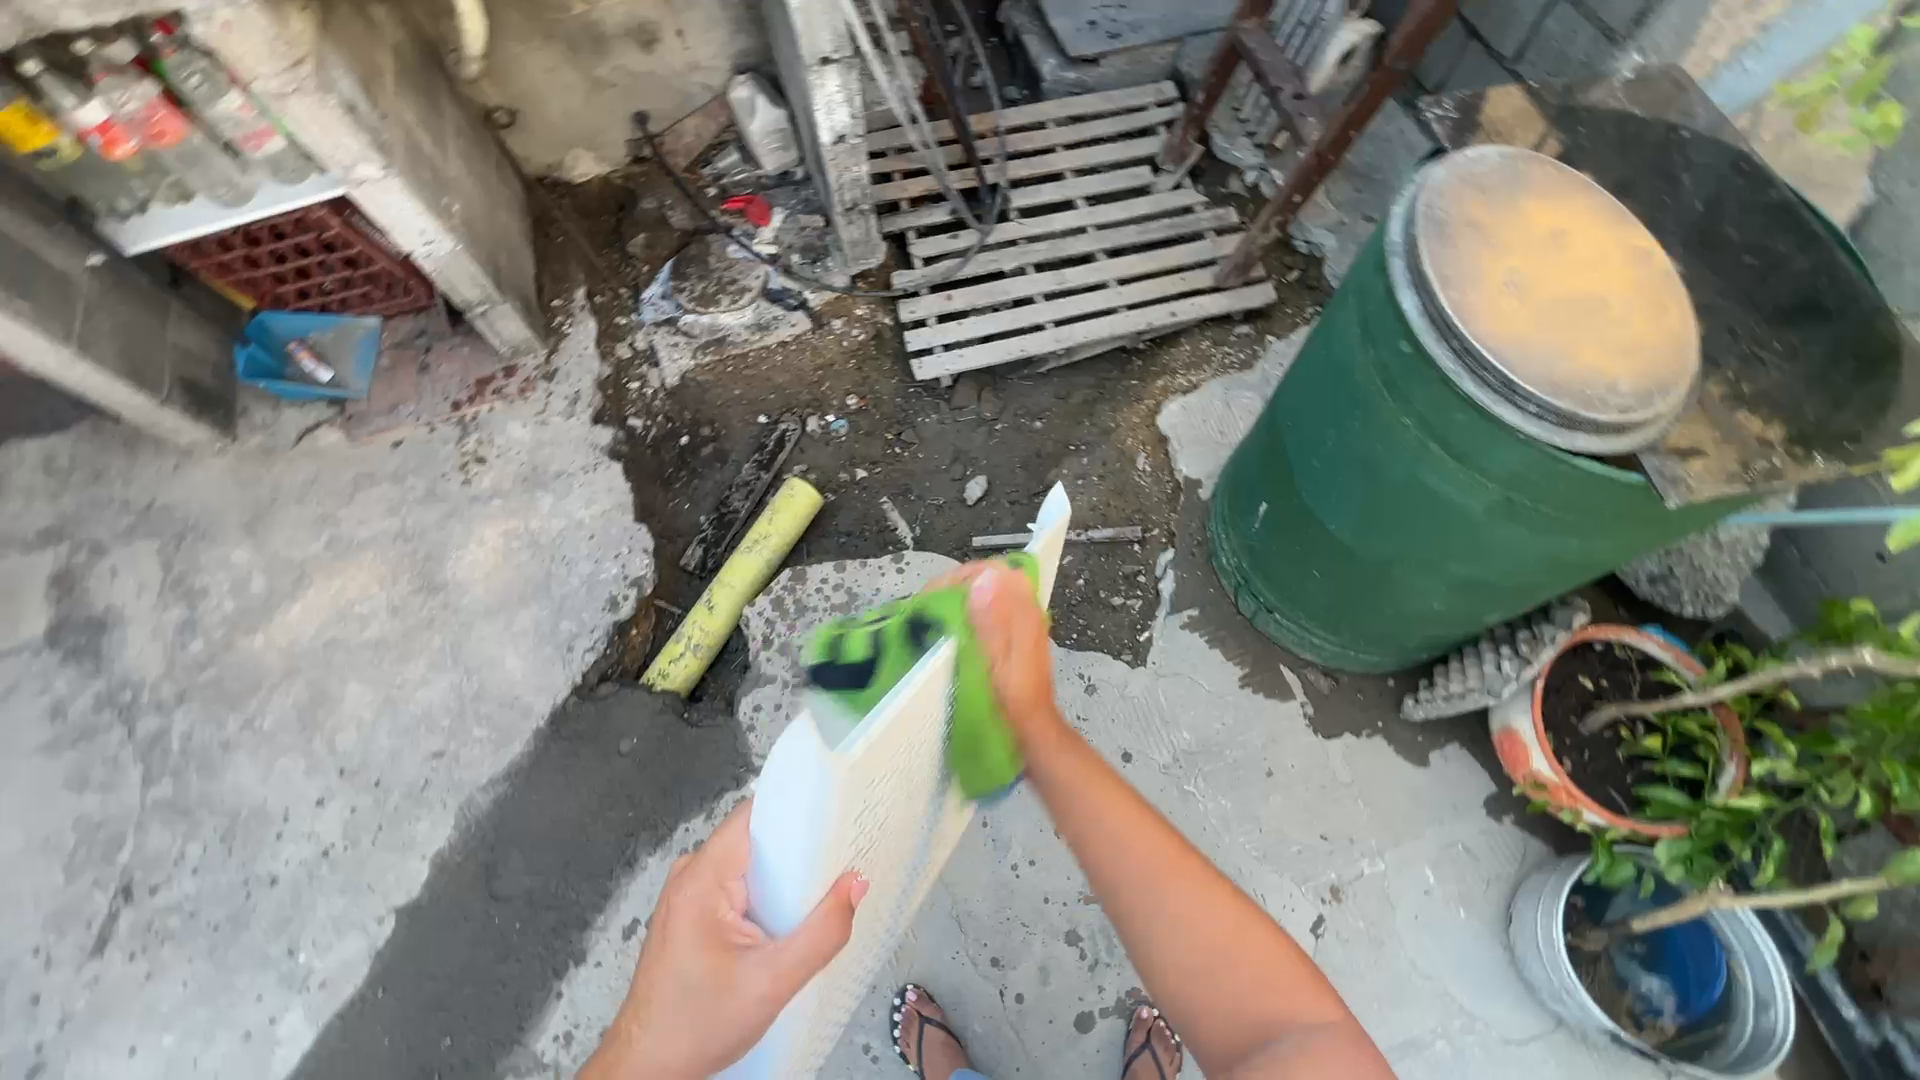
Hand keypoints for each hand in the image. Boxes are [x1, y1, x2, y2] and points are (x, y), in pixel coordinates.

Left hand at [582, 799, 867, 1079]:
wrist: (647, 1071)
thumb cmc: (696, 1026)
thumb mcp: (772, 982)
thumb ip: (823, 932)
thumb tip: (856, 883)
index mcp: (703, 876)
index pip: (755, 815)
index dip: (798, 811)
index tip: (837, 816)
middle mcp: (692, 874)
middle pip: (756, 838)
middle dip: (799, 850)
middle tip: (840, 863)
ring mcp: (689, 893)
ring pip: (750, 864)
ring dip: (784, 878)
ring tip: (821, 894)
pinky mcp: (693, 914)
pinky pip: (739, 886)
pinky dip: (767, 896)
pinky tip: (790, 919)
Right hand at [926, 561, 1066, 748]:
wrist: (1031, 730)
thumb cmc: (1012, 701)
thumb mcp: (997, 661)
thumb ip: (991, 620)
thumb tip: (984, 578)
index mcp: (1023, 611)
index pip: (992, 571)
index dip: (959, 577)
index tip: (934, 597)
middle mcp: (1025, 610)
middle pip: (990, 578)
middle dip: (957, 587)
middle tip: (929, 608)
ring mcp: (1022, 622)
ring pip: (989, 593)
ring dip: (961, 599)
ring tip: (935, 617)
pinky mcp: (1016, 636)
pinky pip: (990, 611)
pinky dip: (969, 614)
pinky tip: (952, 631)